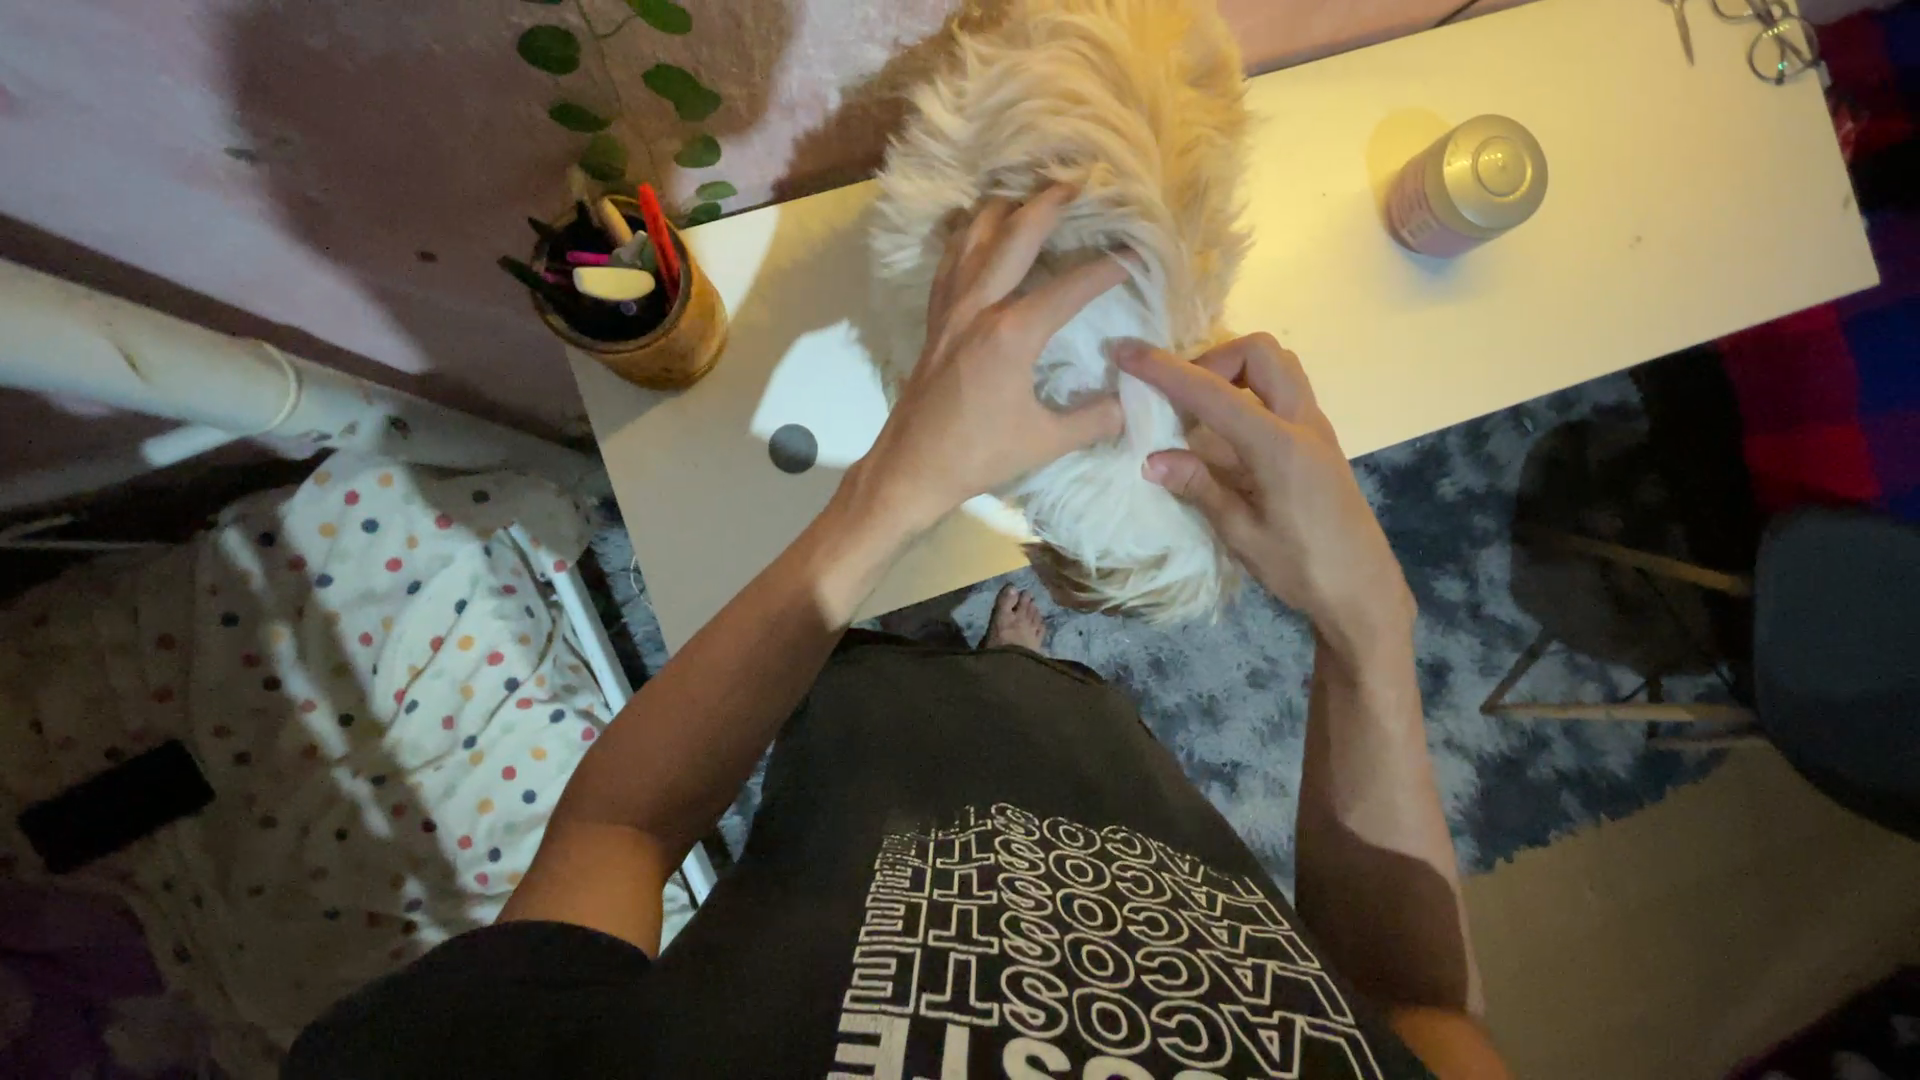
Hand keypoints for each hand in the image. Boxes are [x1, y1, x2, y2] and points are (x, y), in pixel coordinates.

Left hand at [846, 185, 1127, 530]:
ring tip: (1029, 192)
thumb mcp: (1046, 441)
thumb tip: (1132, 402)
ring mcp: (950, 309)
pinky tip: (976, 232)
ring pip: (974, 237)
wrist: (910, 468)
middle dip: (1051, 203)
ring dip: (1004, 208)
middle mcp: (978, 307)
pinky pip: (950, 262)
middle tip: (1080, 180)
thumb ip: (1095, 419)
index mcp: (1011, 334)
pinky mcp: (933, 320)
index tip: (1137, 255)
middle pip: (1016, 235)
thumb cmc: (978, 456)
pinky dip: (967, 237)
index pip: (1072, 287)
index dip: (1109, 269)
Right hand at [1116, 335, 1413, 654]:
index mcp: (1279, 447)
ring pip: (1277, 365)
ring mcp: (1315, 429)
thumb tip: (1152, 459)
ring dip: (1233, 372)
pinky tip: (1224, 435)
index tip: (1126, 352)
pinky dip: (1248, 392)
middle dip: (1211, 361)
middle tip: (1181, 400)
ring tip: (1200, 412)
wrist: (1365, 592)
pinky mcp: (1317, 441)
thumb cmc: (1303, 570)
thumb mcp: (1242, 534)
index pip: (1212, 393)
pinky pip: (1282, 392)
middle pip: (1258, 352)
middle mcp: (1302, 424)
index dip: (1164, 370)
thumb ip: (1200, 488)